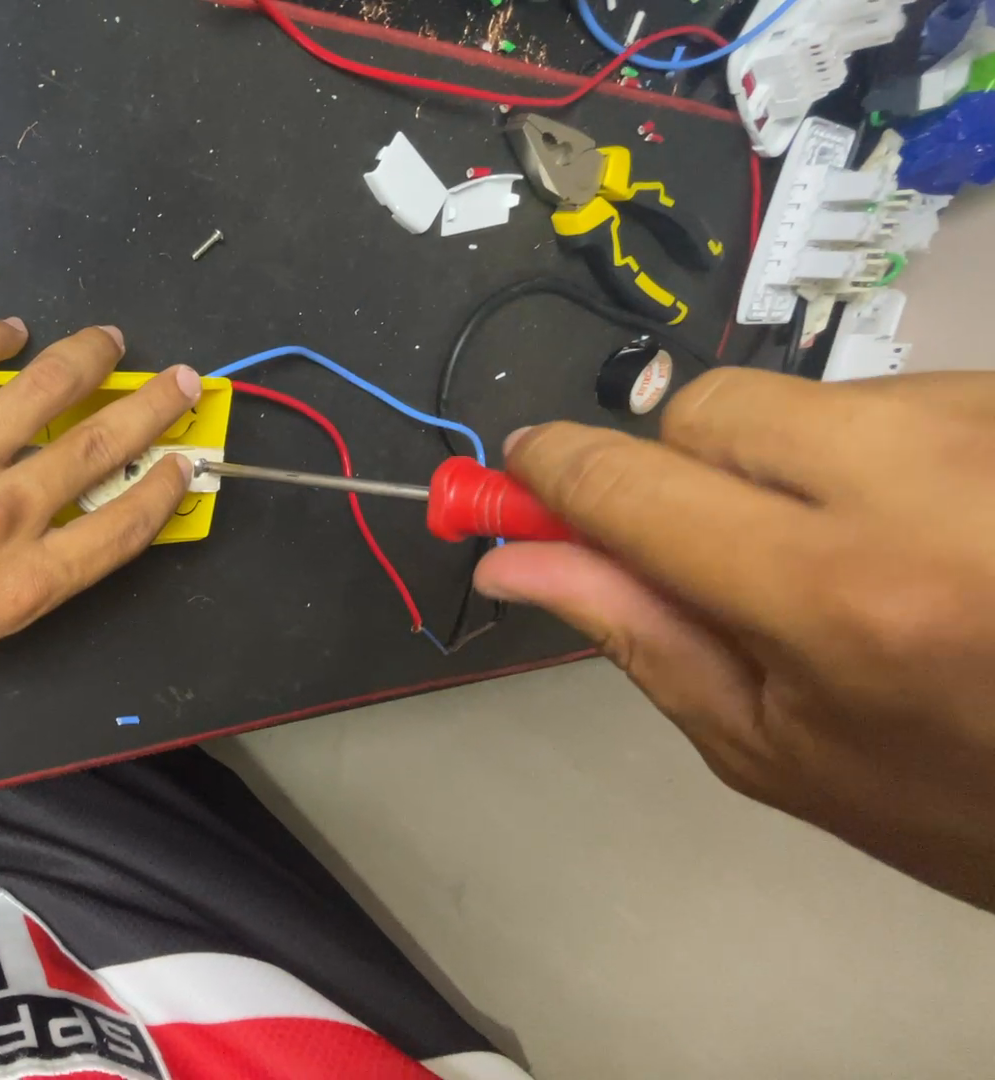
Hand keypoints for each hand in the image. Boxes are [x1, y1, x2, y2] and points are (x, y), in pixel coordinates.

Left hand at [0, 318, 200, 732]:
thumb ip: (29, 578)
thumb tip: (64, 524)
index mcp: (22, 582)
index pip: (120, 527)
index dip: (163, 491)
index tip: (184, 464)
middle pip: (98, 449)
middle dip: (152, 411)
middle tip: (182, 383)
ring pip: (40, 392)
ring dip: (86, 359)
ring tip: (109, 341)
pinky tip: (9, 330)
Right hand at [475, 369, 994, 909]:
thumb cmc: (963, 799)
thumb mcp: (765, 740)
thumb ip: (631, 632)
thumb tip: (510, 562)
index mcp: (839, 593)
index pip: (631, 485)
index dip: (552, 467)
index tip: (518, 465)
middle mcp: (933, 484)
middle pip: (709, 410)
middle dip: (673, 463)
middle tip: (709, 538)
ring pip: (807, 399)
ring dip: (781, 460)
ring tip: (855, 546)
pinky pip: (906, 397)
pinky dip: (876, 451)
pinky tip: (940, 526)